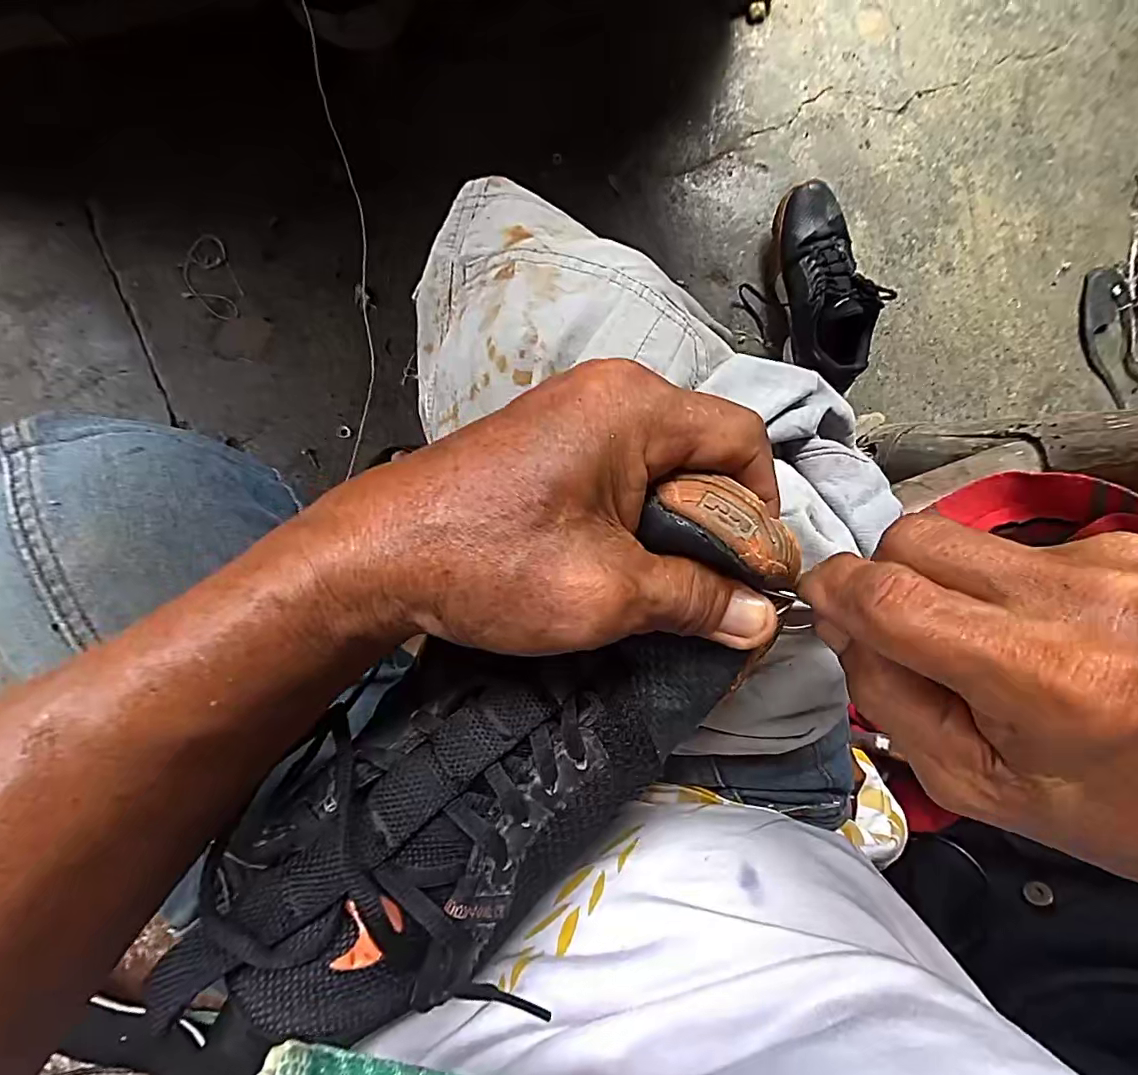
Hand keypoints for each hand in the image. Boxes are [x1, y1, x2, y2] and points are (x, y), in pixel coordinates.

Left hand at [293, 357, 782, 655]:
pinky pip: (628, 466)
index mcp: (636, 407)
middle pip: (708, 448)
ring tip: (662, 576)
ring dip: (680, 520)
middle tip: (709, 582)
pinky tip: (621, 556)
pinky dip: (642, 511)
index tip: (750, 567)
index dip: (763, 506)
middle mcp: (613, 391)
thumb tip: (763, 620)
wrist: (374, 558)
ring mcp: (579, 409)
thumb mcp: (610, 593)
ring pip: (669, 461)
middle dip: (720, 518)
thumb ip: (697, 599)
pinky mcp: (555, 437)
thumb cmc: (491, 565)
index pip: (744, 439)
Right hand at [800, 513, 1137, 890]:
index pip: (894, 596)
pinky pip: (1004, 544)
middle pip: (912, 538)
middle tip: (895, 635)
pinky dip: (988, 582)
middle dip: (880, 579)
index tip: (820, 601)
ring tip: (975, 642)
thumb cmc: (1119, 811)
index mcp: (1048, 676)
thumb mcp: (975, 787)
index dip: (835, 590)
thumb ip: (890, 697)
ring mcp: (1111, 557)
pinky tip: (1029, 630)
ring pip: (953, 534)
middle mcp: (1083, 597)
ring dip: (935, 582)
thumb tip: (846, 625)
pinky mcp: (1125, 541)